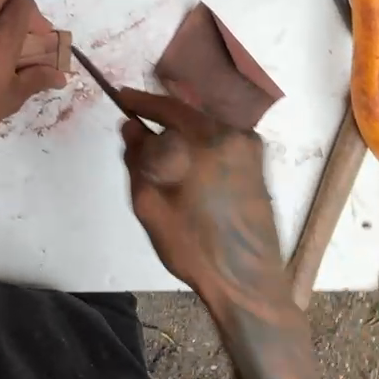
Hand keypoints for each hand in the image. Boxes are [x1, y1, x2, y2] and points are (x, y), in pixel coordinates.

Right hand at [119, 90, 284, 296]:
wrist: (246, 281)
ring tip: (155, 153)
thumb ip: (137, 157)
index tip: (120, 96)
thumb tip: (132, 127)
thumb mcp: (149, 202)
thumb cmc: (193, 244)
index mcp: (209, 139)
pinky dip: (197, 147)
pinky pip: (219, 144)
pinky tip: (182, 166)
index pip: (168, 107)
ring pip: (204, 130)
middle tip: (134, 127)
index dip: (140, 101)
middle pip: (188, 116)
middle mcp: (236, 136)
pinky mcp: (258, 168)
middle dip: (159, 119)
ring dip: (179, 135)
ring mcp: (252, 152)